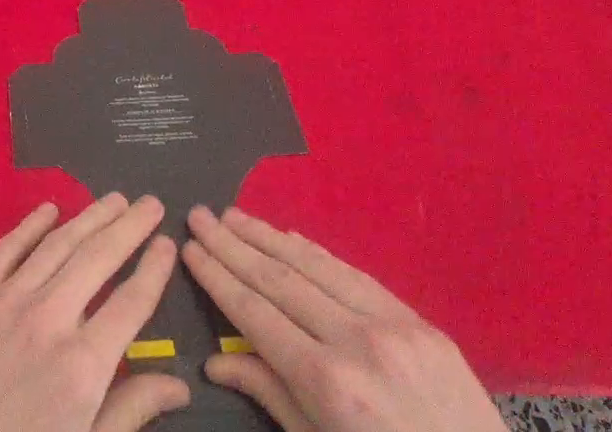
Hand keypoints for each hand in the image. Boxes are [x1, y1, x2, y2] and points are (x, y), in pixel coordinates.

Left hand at [0, 195, 190, 431]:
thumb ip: (130, 410)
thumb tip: (180, 385)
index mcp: (83, 364)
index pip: (132, 301)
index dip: (154, 269)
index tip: (168, 243)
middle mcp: (49, 319)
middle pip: (98, 259)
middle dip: (129, 227)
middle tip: (150, 203)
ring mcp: (6, 300)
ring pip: (57, 245)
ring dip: (89, 217)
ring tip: (115, 200)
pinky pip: (7, 248)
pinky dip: (30, 225)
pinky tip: (49, 208)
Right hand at [183, 206, 505, 431]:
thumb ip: (271, 396)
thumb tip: (216, 360)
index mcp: (327, 382)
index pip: (255, 313)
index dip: (218, 278)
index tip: (190, 248)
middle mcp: (357, 341)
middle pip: (279, 280)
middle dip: (232, 245)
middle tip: (198, 215)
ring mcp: (393, 326)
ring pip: (315, 267)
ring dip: (267, 237)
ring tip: (232, 216)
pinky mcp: (421, 321)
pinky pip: (356, 276)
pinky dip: (317, 254)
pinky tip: (289, 237)